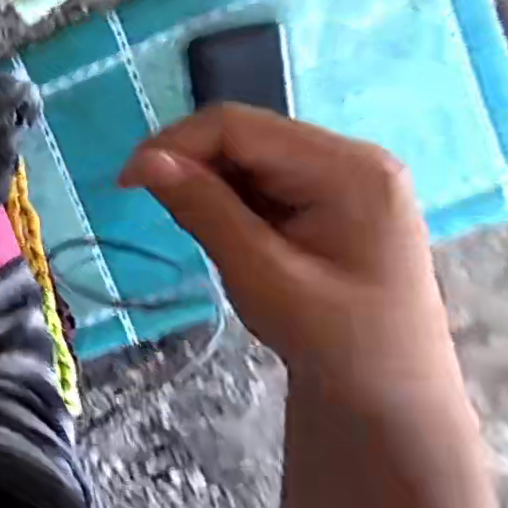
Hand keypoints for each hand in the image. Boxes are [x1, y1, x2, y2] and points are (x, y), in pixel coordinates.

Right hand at [117, 105, 450, 386]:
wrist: (380, 381)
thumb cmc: (328, 330)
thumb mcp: (257, 270)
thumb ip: (201, 208)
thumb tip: (142, 160)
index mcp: (348, 170)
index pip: (234, 126)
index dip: (170, 145)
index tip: (126, 185)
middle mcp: (347, 158)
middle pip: (235, 131)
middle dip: (180, 159)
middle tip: (149, 202)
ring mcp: (336, 173)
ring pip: (234, 148)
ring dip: (196, 176)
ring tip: (190, 220)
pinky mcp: (317, 190)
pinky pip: (246, 169)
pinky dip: (213, 189)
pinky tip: (213, 221)